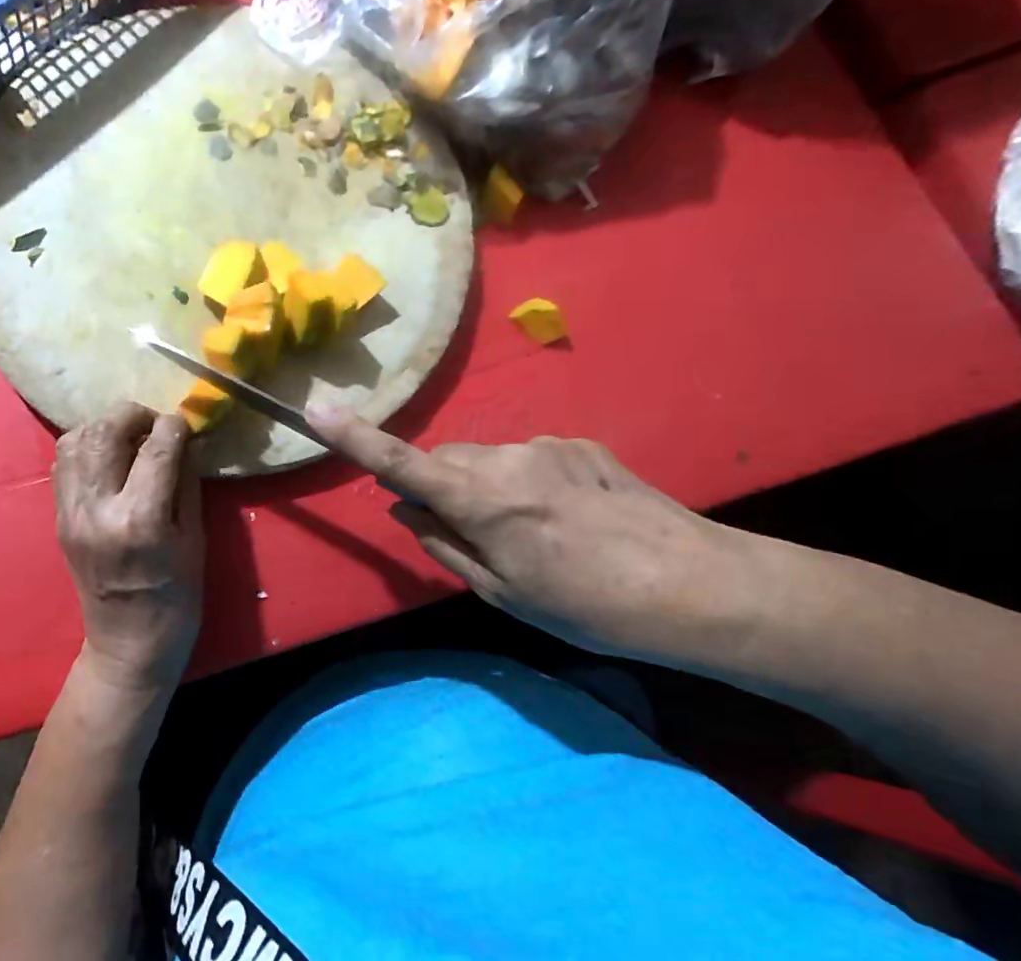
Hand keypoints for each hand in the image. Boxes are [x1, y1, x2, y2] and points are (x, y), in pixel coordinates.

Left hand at [53, 403, 204, 691]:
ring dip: (105, 426)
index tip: (185, 424)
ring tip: (129, 436)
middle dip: (134, 414)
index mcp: (141, 520)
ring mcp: (70, 512)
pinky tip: (108, 458)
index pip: (156, 448)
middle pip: (105, 431)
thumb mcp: (195, 538)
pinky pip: (63, 463)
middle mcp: (97, 509)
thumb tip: (184, 437)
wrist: (128, 643)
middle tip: (154, 424)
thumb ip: (187, 481)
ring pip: (76, 440)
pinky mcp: (58, 517)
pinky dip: (85, 447)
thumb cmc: (176, 597)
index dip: (175, 426)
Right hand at [310, 407, 760, 667]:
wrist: (704, 589)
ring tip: (531, 534)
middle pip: (445, 460)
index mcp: (483, 500)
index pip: (402, 465)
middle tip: (470, 536)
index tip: (315, 412)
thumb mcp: (502, 592)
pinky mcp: (580, 445)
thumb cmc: (589, 608)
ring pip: (485, 459)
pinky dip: (523, 482)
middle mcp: (509, 458)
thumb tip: (406, 509)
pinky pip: (526, 458)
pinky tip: (564, 518)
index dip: (354, 439)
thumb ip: (444, 544)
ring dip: (483, 487)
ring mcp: (549, 446)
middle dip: (439, 486)